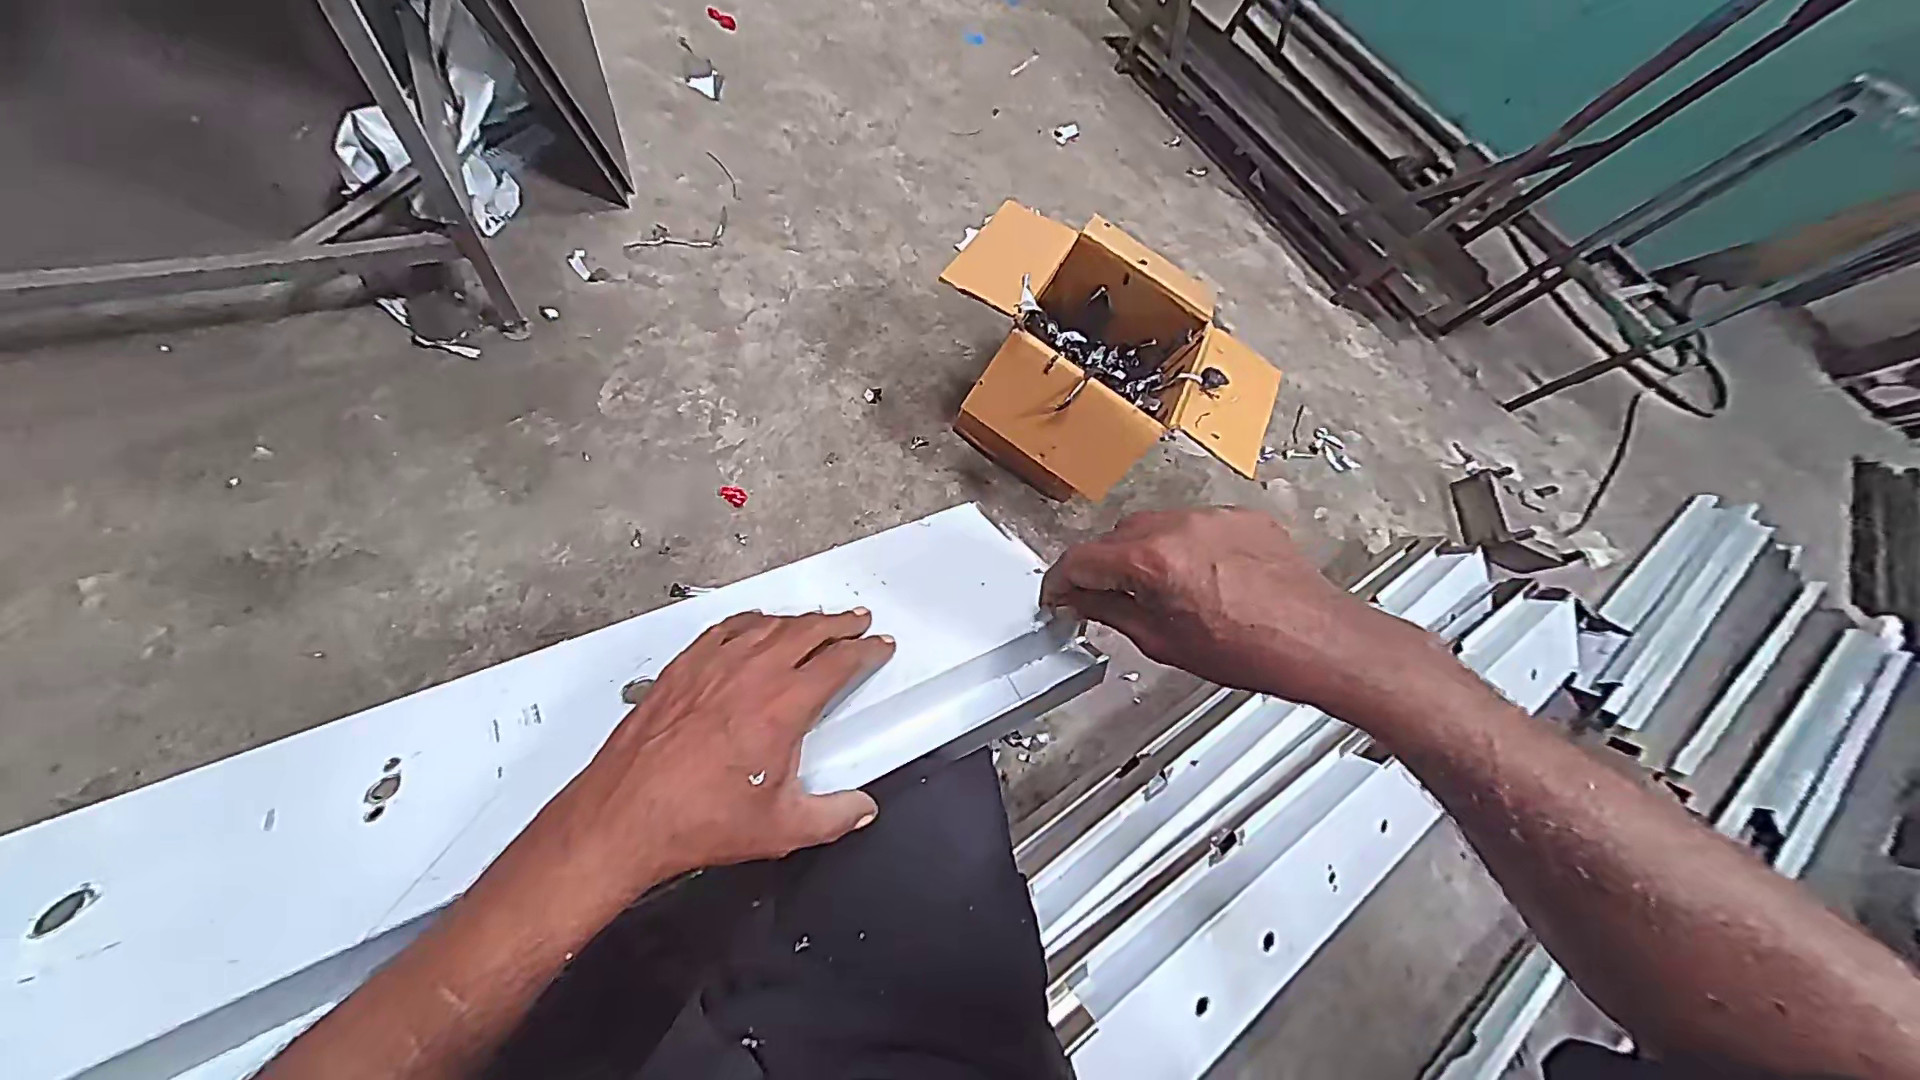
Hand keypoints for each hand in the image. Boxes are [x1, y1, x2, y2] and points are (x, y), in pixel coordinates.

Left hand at [511, 610, 893, 908]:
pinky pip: (727, 627)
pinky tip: (755, 623)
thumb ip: (834, 816)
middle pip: (810, 630)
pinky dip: (751, 620)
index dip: (866, 649)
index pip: (840, 661)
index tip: (876, 646)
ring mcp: (714, 665)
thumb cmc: (690, 819)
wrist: (623, 818)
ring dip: (801, 619)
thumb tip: (858, 809)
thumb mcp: (781, 828)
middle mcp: (751, 675)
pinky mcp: (684, 667)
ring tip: (816, 620)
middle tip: (856, 621)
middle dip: (841, 623)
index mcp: (783, 706)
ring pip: (770, 624)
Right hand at [1041, 507, 1448, 715]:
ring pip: (1150, 526)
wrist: (1320, 641)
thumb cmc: (1254, 650)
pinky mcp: (1238, 517)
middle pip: (1113, 537)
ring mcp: (1211, 516)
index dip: (1059, 580)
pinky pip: (1190, 524)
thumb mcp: (1163, 641)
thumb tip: (1082, 599)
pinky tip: (1194, 577)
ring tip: (1155, 591)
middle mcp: (1178, 526)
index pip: (1080, 558)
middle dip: (1100, 567)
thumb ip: (1110, 611)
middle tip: (1100, 598)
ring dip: (1138, 553)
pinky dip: (1178, 545)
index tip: (1057, 593)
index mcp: (1152, 558)